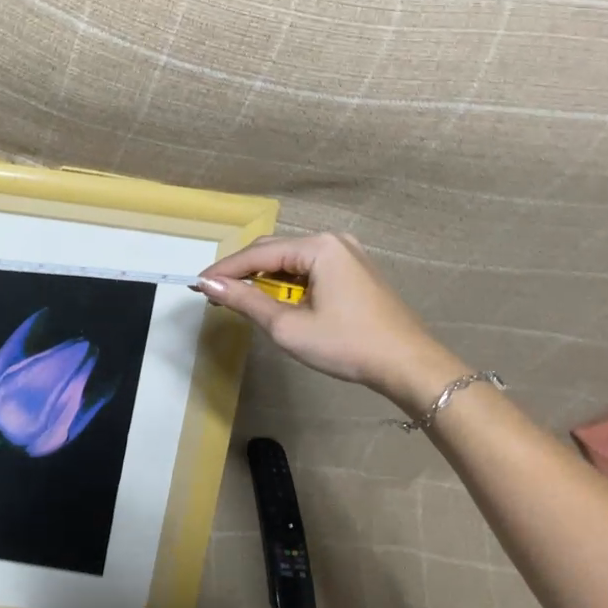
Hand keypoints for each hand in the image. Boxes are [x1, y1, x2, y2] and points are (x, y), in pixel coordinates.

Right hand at [195, 233, 465, 408]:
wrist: (410, 365)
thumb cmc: (347, 345)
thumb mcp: (287, 326)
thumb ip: (245, 300)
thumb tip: (207, 285)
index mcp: (318, 247)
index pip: (257, 254)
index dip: (224, 270)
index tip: (197, 286)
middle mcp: (333, 241)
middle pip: (273, 251)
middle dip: (242, 272)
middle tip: (214, 294)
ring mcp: (347, 254)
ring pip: (290, 260)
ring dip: (263, 278)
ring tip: (238, 300)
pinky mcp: (355, 271)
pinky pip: (308, 269)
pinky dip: (286, 283)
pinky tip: (273, 301)